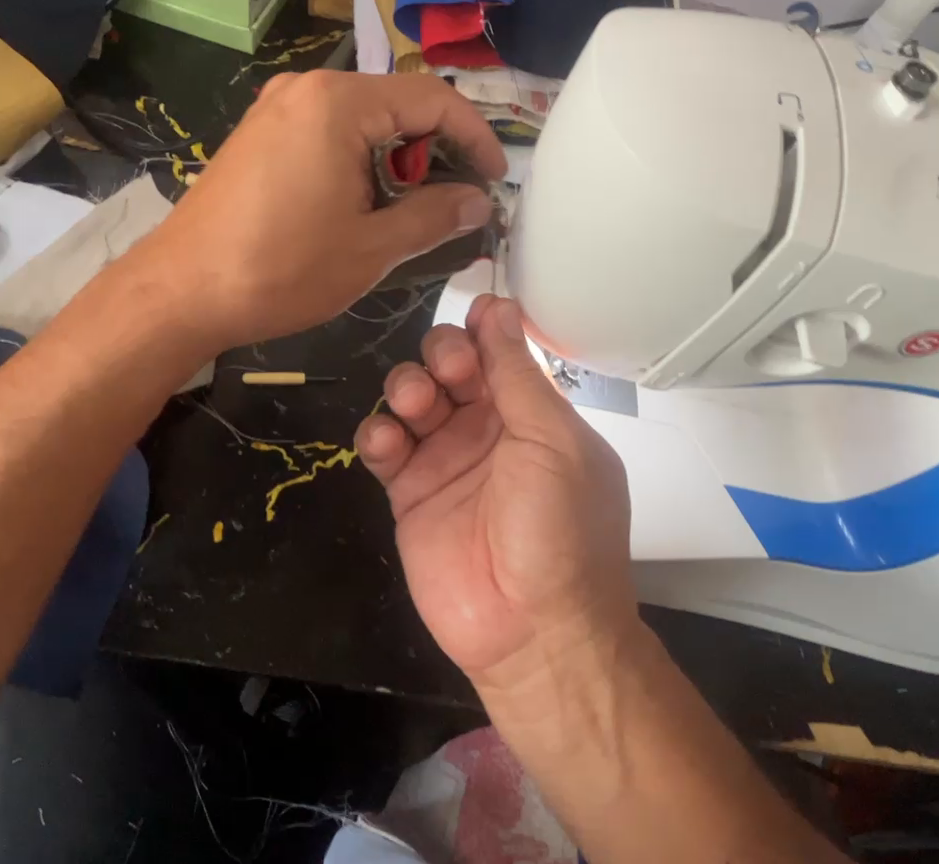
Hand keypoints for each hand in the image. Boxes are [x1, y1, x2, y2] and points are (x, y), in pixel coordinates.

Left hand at [133, 71, 503, 350]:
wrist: (180, 292)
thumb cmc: (281, 270)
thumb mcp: (371, 248)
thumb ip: (434, 217)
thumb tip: (479, 201)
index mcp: (339, 103)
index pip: (433, 99)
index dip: (475, 137)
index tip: (495, 179)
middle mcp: (307, 89)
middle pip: (397, 104)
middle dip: (434, 152)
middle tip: (454, 204)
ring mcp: (277, 109)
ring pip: (363, 121)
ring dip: (397, 161)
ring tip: (409, 214)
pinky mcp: (260, 135)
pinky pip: (328, 133)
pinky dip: (359, 162)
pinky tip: (362, 207)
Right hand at [355, 294, 639, 691]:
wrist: (534, 631)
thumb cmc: (560, 529)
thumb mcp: (553, 442)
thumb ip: (517, 374)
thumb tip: (500, 307)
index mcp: (533, 414)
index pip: (499, 353)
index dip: (483, 328)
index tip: (472, 314)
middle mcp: (488, 430)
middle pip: (449, 366)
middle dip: (442, 355)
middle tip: (449, 372)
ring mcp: (445, 461)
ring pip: (411, 398)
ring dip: (407, 388)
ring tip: (416, 407)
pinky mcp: (408, 494)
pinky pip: (383, 446)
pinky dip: (378, 434)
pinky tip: (388, 443)